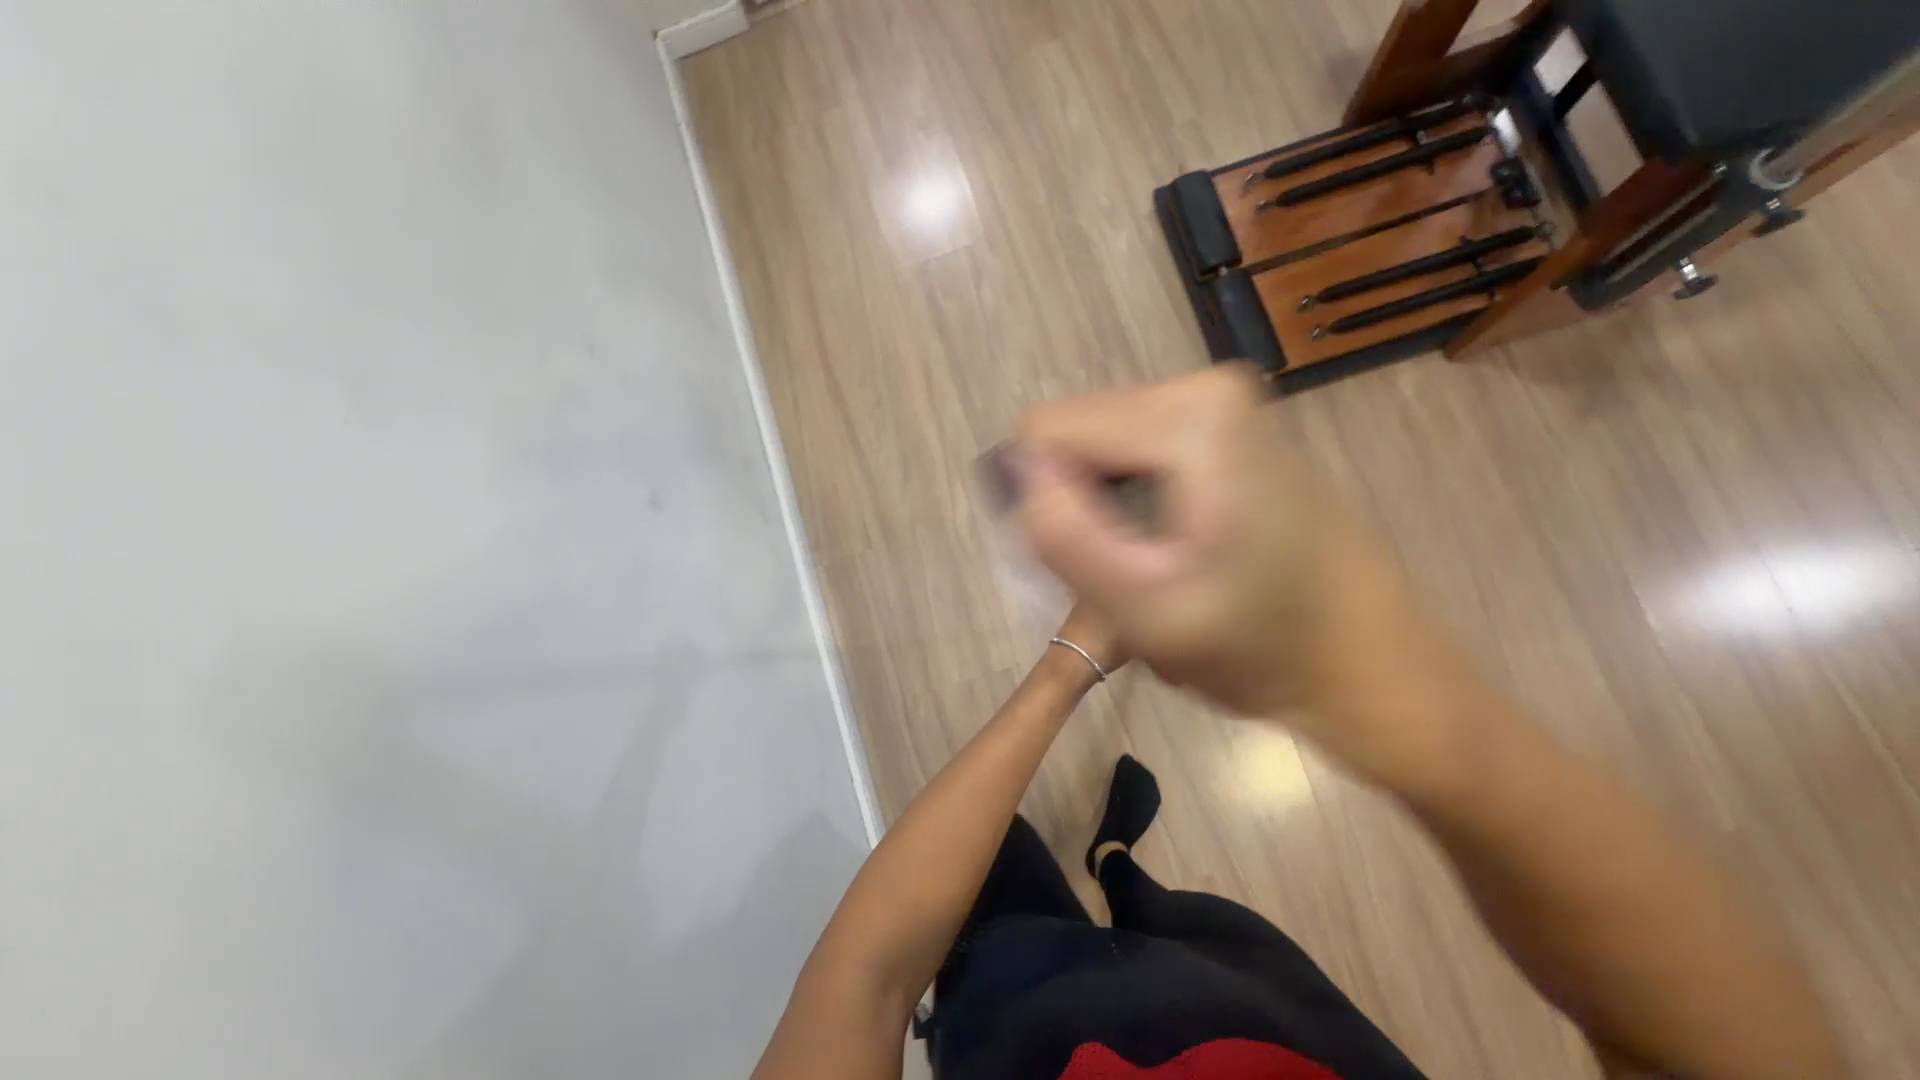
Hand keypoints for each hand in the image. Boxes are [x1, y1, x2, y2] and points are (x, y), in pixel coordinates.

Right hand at [1010, 365, 1414, 742]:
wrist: (1369, 661)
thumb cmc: (1265, 651)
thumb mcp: (1149, 612)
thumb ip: (1067, 537)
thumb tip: (1012, 470)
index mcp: (1190, 416)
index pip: (1045, 432)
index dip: (1044, 507)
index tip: (1085, 573)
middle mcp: (1207, 387)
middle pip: (1075, 436)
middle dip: (1079, 510)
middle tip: (1121, 585)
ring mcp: (1223, 403)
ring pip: (1101, 448)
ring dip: (1107, 516)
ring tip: (1153, 574)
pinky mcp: (1229, 426)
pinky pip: (1137, 452)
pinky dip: (1135, 507)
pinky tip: (1174, 554)